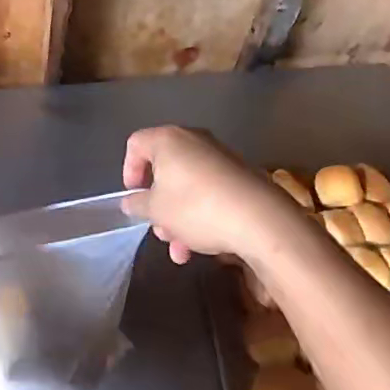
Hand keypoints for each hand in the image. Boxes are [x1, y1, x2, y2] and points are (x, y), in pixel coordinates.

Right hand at [122, 126, 309, 265]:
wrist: (261, 219)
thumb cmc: (196, 208)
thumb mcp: (157, 211)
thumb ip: (137, 204)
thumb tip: (131, 201)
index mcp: (169, 140)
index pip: (136, 144)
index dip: (128, 171)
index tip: (134, 198)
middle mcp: (194, 141)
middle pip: (164, 169)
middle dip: (158, 204)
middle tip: (160, 230)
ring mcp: (220, 157)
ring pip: (187, 186)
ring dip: (178, 218)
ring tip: (182, 250)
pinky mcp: (240, 176)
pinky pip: (209, 192)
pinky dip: (200, 215)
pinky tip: (203, 245)